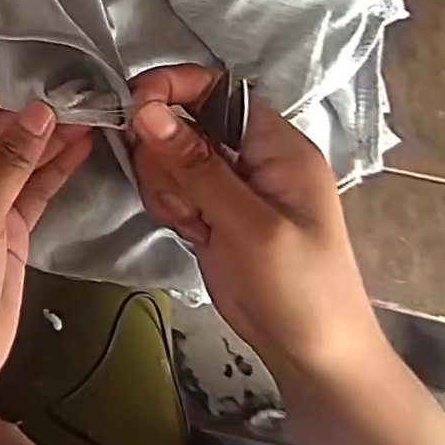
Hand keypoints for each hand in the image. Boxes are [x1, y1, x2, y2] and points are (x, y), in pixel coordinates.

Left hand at [0, 94, 92, 409]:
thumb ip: (10, 162)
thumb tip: (39, 110)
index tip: (34, 80)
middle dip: (29, 115)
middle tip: (74, 94)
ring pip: (21, 160)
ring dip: (49, 140)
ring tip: (88, 113)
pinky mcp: (11, 227)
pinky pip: (35, 189)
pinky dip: (57, 169)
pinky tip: (81, 147)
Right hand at [128, 65, 383, 381]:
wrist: (311, 357)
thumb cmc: (300, 289)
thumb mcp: (250, 226)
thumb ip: (195, 165)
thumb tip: (145, 109)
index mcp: (274, 144)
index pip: (214, 88)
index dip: (171, 87)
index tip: (133, 109)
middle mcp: (247, 152)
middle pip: (178, 118)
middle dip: (164, 153)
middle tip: (181, 195)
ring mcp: (224, 178)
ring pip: (163, 151)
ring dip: (164, 184)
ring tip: (194, 221)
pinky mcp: (205, 201)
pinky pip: (164, 181)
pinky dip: (166, 201)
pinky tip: (191, 230)